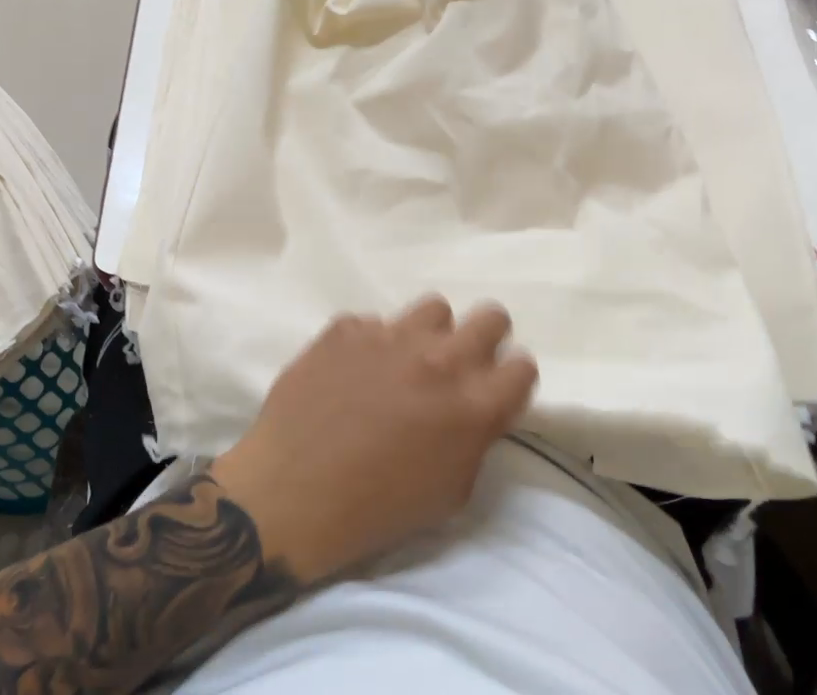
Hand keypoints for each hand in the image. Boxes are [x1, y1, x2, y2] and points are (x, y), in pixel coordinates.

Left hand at [210, 296, 536, 582]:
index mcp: (473, 406)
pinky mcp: (343, 330)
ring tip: (405, 362)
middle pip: (490, 318)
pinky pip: (371, 323)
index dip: (509, 380)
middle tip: (459, 364)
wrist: (294, 492)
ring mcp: (387, 338)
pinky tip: (351, 371)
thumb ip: (474, 437)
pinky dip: (370, 343)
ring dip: (428, 333)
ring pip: (431, 308)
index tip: (493, 390)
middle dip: (484, 338)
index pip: (522, 367)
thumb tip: (473, 407)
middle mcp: (438, 361)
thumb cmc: (379, 508)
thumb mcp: (451, 490)